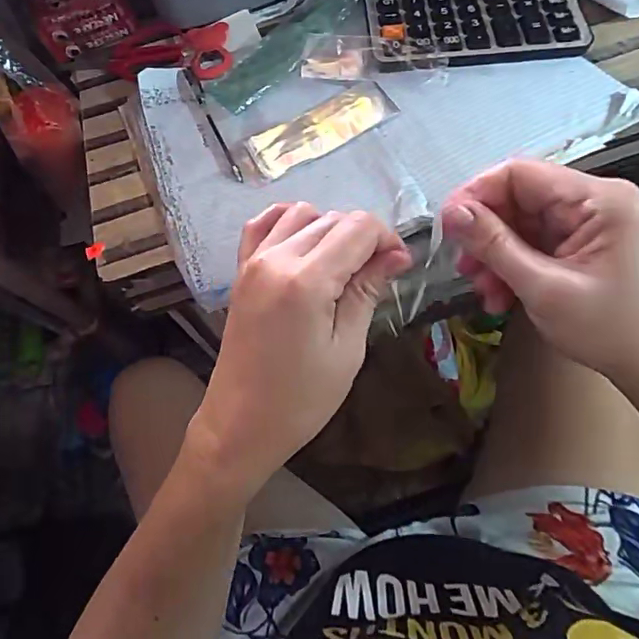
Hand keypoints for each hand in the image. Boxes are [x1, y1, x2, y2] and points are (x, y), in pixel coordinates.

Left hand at [186, 204, 411, 495]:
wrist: (239, 424)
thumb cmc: (301, 400)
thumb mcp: (347, 349)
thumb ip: (367, 291)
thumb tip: (395, 254)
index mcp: (306, 280)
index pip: (358, 227)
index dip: (387, 239)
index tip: (399, 266)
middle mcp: (277, 258)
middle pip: (333, 218)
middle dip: (364, 237)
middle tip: (379, 272)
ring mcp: (253, 261)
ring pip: (302, 213)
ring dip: (330, 228)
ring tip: (343, 264)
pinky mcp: (241, 270)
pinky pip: (263, 224)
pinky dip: (288, 222)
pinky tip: (305, 243)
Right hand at [440, 160, 638, 396]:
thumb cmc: (611, 331)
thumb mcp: (544, 287)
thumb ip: (494, 245)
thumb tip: (451, 212)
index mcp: (599, 199)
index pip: (521, 173)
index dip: (477, 194)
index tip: (448, 227)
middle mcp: (597, 200)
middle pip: (519, 198)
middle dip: (487, 234)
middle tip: (465, 268)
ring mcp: (592, 222)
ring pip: (523, 222)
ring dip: (496, 255)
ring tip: (484, 290)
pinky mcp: (586, 243)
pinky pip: (536, 241)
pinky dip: (514, 265)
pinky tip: (501, 295)